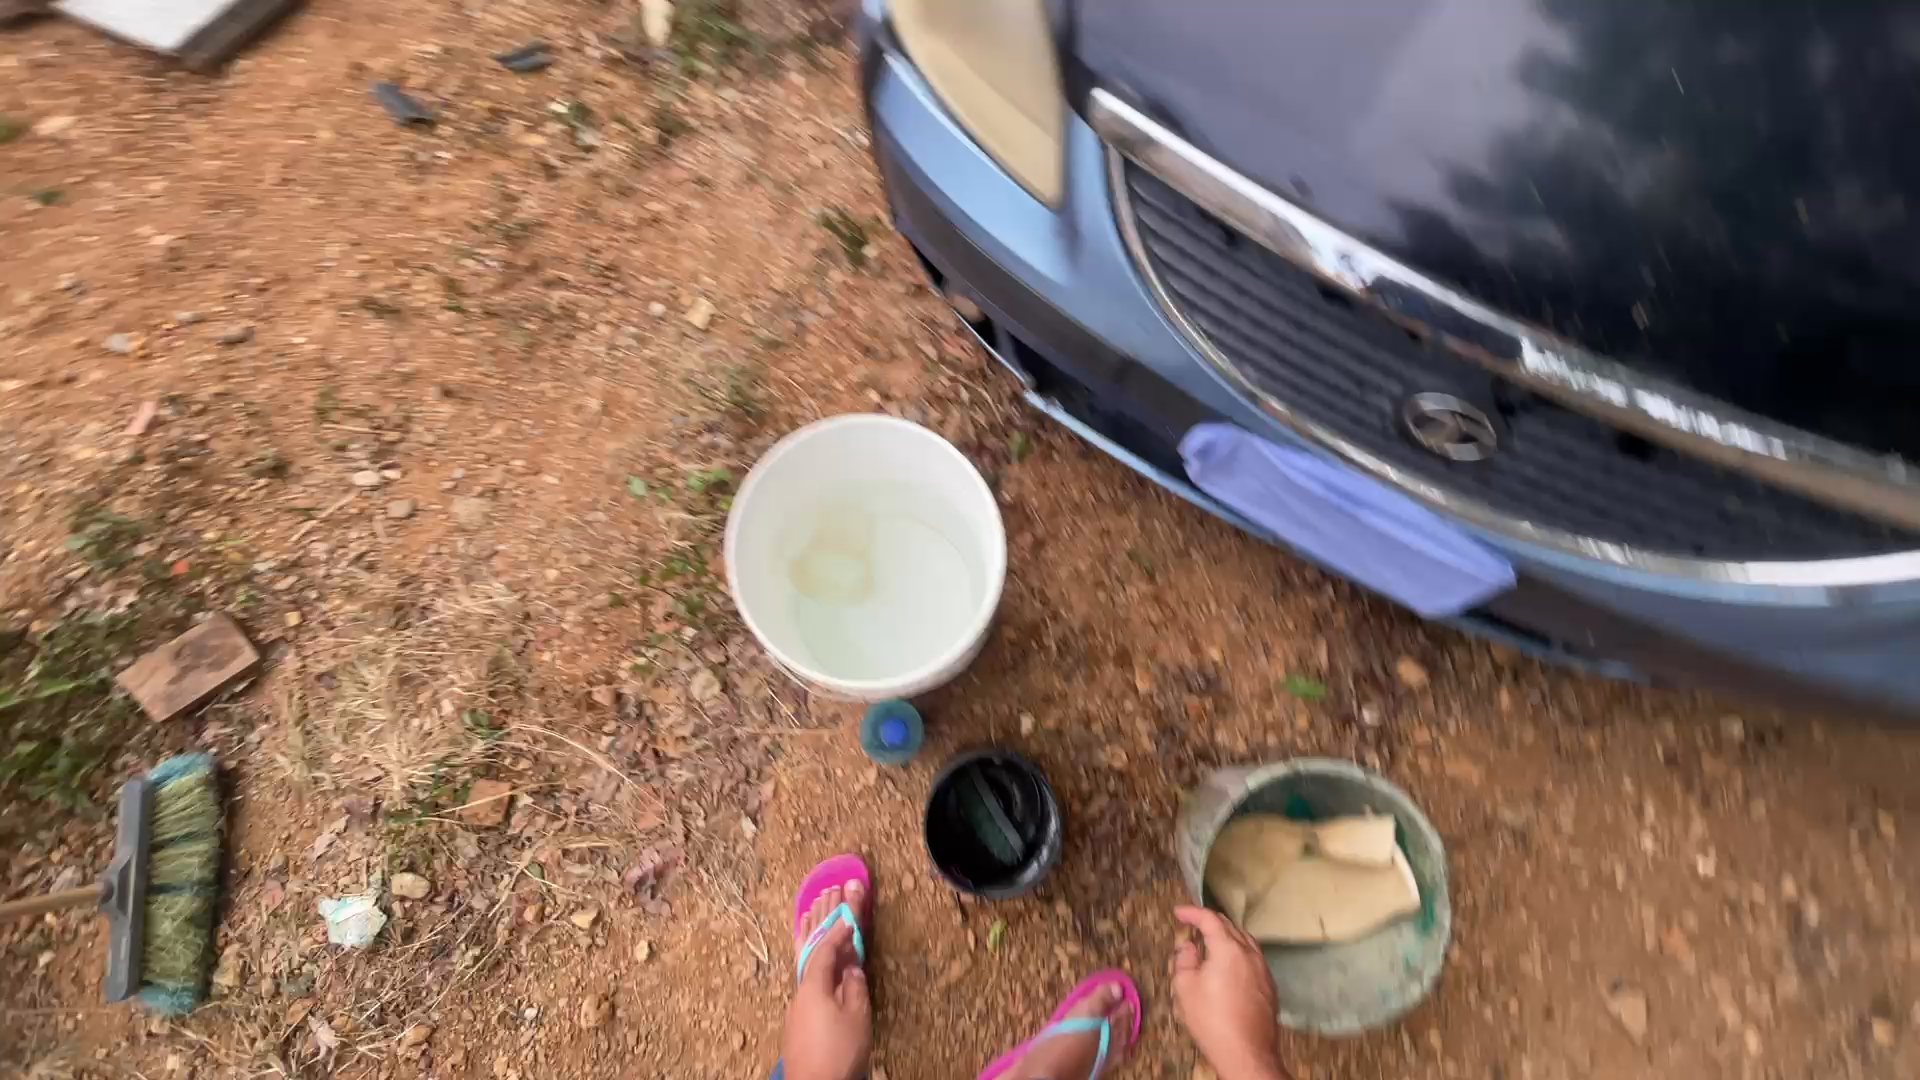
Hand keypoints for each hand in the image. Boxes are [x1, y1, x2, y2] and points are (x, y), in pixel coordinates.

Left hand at [780, 917, 871, 1079]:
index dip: (839, 926)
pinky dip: (806, 955)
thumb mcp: (856, 1017)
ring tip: (811, 909)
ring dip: (810, 934)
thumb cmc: (838, 1053)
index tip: (850, 905)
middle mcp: (799, 991)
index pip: (826, 947)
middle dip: (822, 918)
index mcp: (813, 985)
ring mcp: (795, 1006)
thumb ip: (854, 986)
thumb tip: (851, 967)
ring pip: (803, 960)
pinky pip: (801, 975)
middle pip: (810, 947)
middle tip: (829, 890)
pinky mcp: (795, 1022)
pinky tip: (808, 956)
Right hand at [1171, 906, 1286, 1079]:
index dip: (1192, 912)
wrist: (1247, 1056)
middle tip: (1192, 924)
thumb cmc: (1212, 1021)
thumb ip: (1184, 959)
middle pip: (1230, 925)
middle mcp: (1249, 953)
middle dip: (1209, 920)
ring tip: (1211, 941)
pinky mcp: (1270, 987)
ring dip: (1227, 934)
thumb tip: (1188, 946)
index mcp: (1228, 949)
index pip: (1209, 918)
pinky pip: (1254, 957)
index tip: (1178, 913)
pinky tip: (1230, 964)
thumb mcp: (1185, 987)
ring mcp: (1263, 970)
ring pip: (1245, 939)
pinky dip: (1239, 950)